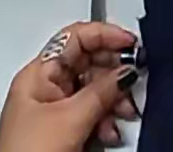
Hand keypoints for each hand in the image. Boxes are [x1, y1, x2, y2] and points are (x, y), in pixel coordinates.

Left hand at [0, 22, 140, 151]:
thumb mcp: (70, 119)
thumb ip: (100, 91)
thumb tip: (125, 70)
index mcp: (38, 74)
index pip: (74, 38)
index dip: (104, 35)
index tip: (129, 42)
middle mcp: (45, 88)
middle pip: (86, 63)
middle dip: (113, 71)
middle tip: (134, 75)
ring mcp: (53, 113)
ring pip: (92, 90)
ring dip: (113, 99)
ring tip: (126, 109)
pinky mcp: (62, 137)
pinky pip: (90, 115)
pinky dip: (105, 120)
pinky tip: (112, 131)